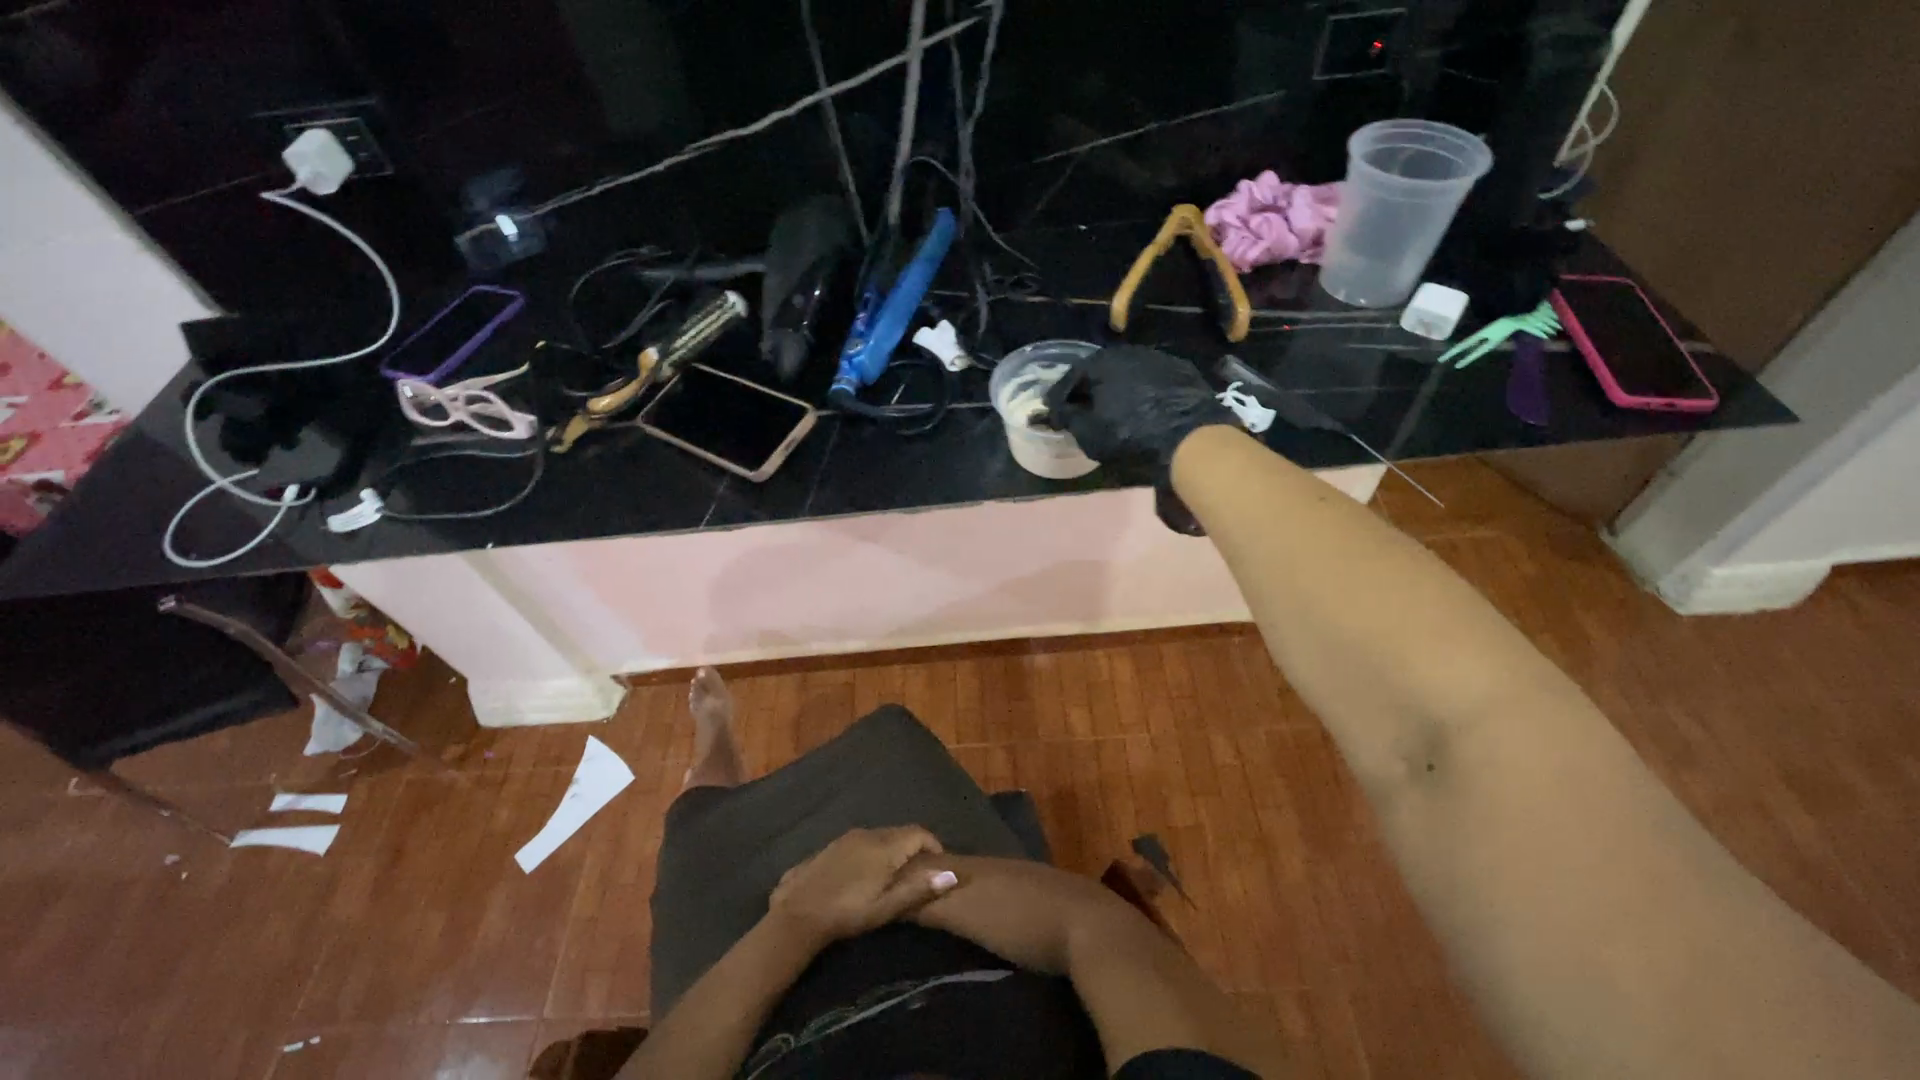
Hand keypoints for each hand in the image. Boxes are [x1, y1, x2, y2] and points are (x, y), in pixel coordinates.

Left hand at [768, 827, 960, 945]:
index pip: (918, 833)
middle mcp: (867, 834)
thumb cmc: (848, 913)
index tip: (937, 866)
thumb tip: (951, 874)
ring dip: (891, 850)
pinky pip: (860, 842)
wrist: (798, 913)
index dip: (933, 845)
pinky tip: (863, 876)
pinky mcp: (830, 846)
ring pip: (878, 837)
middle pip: (899, 833)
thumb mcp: (886, 907)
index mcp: (884, 846)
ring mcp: (845, 838)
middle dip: (912, 848)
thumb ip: (918, 889)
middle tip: (917, 874)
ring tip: (892, 876)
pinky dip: (870, 852)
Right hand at [1040, 345, 1238, 477]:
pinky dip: (1143, 390)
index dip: (1059, 398)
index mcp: (1099, 364)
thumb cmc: (1130, 435)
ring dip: (1117, 388)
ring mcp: (1158, 358)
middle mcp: (1127, 352)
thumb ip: (1069, 418)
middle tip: (1082, 408)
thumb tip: (1057, 411)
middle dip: (1089, 389)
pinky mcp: (1182, 370)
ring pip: (1128, 372)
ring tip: (1113, 408)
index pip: (1070, 378)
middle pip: (1100, 371)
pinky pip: (1153, 379)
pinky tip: (1143, 406)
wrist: (1190, 437)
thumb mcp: (1089, 434)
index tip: (1054, 412)